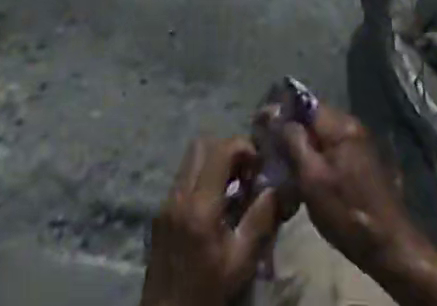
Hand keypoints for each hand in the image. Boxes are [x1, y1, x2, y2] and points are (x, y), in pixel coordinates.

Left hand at [141, 138, 278, 305]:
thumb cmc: (208, 291)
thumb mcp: (242, 260)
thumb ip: (260, 219)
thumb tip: (276, 188)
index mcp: (200, 205)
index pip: (220, 151)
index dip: (243, 147)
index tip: (258, 165)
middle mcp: (178, 196)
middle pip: (200, 146)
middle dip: (226, 150)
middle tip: (245, 173)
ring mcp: (165, 203)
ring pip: (189, 161)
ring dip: (213, 164)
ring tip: (233, 189)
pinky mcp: (160, 214)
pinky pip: (182, 181)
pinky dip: (201, 180)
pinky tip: (215, 207)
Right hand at [282, 108, 436, 305]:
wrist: (390, 245)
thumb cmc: (347, 212)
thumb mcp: (312, 178)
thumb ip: (294, 142)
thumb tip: (275, 115)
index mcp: (342, 125)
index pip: (303, 103)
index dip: (279, 111)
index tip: (258, 125)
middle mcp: (352, 126)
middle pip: (312, 117)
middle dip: (288, 128)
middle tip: (266, 146)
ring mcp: (359, 144)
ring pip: (320, 134)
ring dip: (300, 143)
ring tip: (280, 161)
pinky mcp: (361, 162)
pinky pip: (330, 148)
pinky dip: (314, 155)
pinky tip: (302, 173)